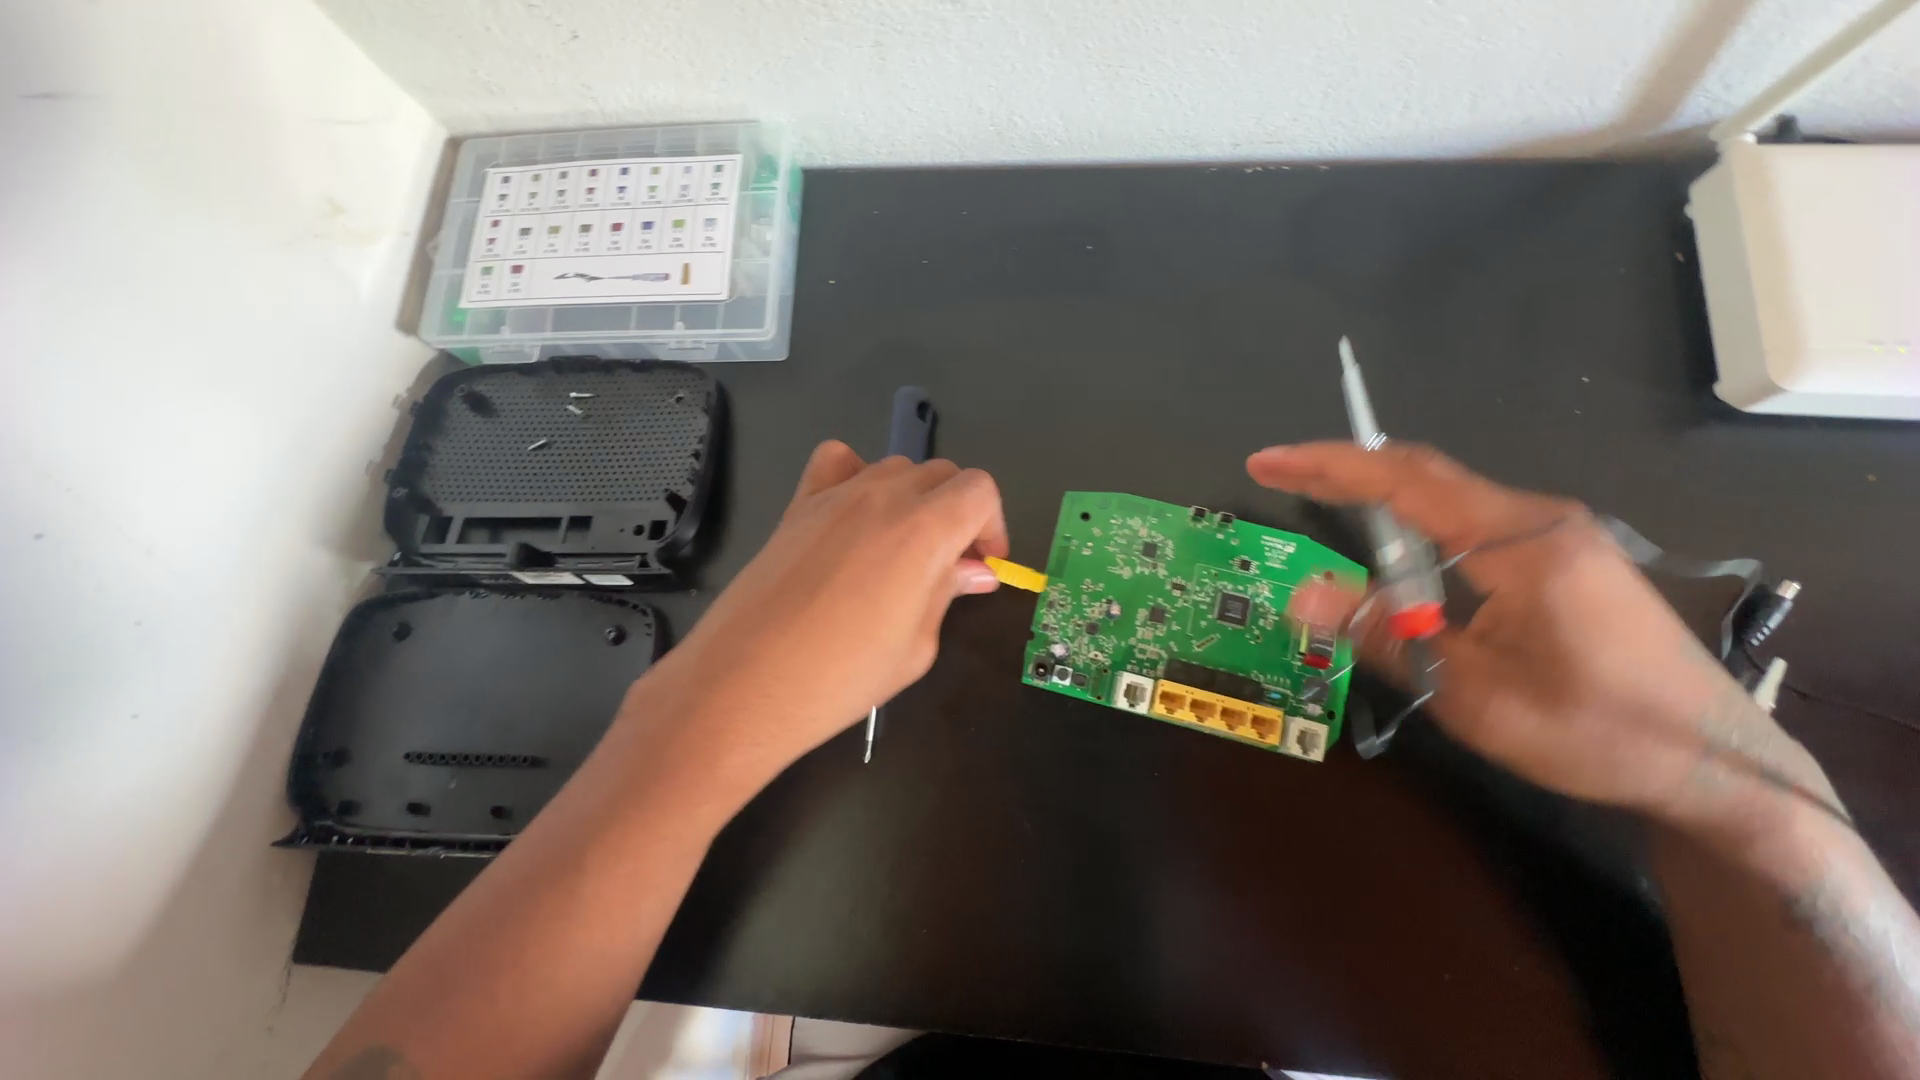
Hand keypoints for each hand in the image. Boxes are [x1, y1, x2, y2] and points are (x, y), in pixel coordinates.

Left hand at [629, 440, 1007, 778]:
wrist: (746, 682)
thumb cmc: (842, 677)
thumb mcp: (916, 647)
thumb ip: (947, 594)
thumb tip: (974, 571)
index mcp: (924, 529)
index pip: (980, 490)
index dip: (993, 526)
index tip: (984, 565)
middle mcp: (883, 496)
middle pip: (941, 473)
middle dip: (959, 513)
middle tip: (950, 565)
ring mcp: (835, 495)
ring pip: (894, 467)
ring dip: (913, 498)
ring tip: (902, 548)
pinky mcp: (797, 506)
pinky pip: (835, 462)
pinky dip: (855, 476)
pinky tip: (853, 517)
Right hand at [1249, 441, 1785, 816]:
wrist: (1721, 769)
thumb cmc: (1596, 732)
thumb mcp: (1475, 693)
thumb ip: (1387, 635)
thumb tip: (1301, 595)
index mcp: (1520, 541)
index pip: (1405, 481)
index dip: (1327, 467)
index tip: (1267, 463)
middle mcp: (1539, 521)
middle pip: (1424, 475)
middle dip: (1343, 470)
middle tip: (1276, 473)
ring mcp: (1556, 538)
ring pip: (1447, 499)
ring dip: (1377, 497)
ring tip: (1318, 499)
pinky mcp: (1561, 561)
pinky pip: (1469, 525)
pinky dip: (1412, 524)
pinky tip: (1391, 546)